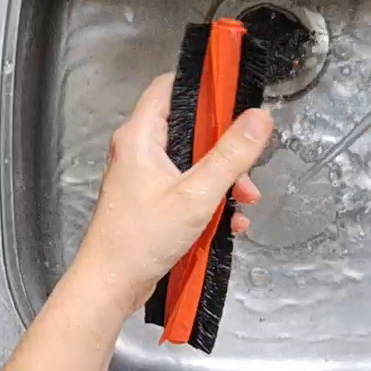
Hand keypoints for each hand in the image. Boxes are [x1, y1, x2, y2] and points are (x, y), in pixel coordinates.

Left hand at [69, 73, 272, 307]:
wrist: (111, 285)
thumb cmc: (140, 240)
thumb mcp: (196, 195)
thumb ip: (230, 156)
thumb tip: (259, 119)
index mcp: (140, 136)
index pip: (169, 86)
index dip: (203, 85)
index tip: (235, 94)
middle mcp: (140, 150)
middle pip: (191, 126)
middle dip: (225, 147)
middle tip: (248, 165)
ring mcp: (145, 176)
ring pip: (194, 161)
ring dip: (223, 179)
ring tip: (244, 201)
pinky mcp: (153, 199)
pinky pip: (189, 187)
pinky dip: (211, 199)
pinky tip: (230, 222)